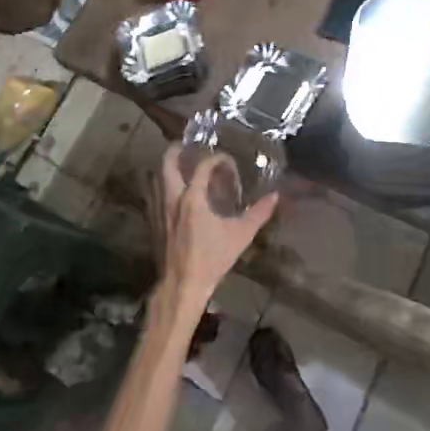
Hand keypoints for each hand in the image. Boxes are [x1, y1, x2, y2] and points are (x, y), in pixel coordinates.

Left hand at [154, 144, 277, 325]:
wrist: (182, 284)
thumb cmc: (212, 258)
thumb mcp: (240, 236)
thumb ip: (258, 214)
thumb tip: (275, 196)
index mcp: (192, 198)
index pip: (202, 167)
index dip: (215, 159)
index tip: (226, 160)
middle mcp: (172, 199)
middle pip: (167, 165)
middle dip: (175, 151)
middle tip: (185, 146)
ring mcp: (160, 211)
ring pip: (157, 179)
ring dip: (167, 169)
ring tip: (180, 166)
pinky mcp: (155, 223)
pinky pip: (155, 195)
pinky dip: (163, 187)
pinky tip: (174, 194)